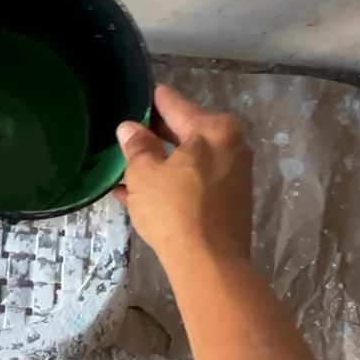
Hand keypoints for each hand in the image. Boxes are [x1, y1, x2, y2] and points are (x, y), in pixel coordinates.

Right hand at [115, 84, 253, 264]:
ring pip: (188, 160)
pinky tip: (140, 195)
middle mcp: (231, 145)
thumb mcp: (144, 173)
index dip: (150, 102)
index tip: (134, 98)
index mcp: (214, 129)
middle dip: (155, 136)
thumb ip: (137, 145)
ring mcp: (233, 174)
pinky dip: (171, 184)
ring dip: (160, 164)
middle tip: (126, 137)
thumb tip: (130, 128)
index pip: (174, 104)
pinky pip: (194, 182)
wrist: (209, 262)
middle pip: (185, 132)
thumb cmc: (174, 208)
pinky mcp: (229, 201)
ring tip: (126, 170)